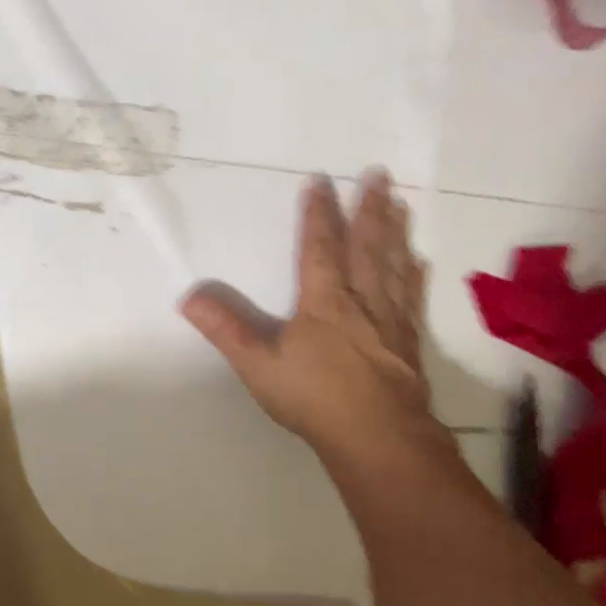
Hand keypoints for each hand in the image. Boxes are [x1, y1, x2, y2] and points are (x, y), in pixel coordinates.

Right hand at [181, 171, 438, 465]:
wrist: (377, 432)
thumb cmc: (312, 396)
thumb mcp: (256, 364)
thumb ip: (225, 329)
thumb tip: (189, 296)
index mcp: (323, 303)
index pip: (318, 250)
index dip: (317, 216)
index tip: (319, 182)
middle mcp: (361, 300)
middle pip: (366, 247)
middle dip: (368, 209)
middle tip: (377, 174)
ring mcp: (390, 318)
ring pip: (393, 263)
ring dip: (395, 230)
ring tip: (399, 202)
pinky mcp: (407, 337)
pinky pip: (411, 292)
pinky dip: (412, 270)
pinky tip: (416, 260)